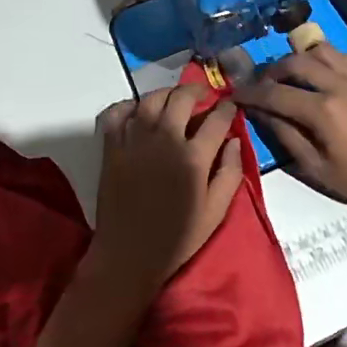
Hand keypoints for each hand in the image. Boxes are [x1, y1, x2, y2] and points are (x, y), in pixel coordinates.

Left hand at [88, 84, 242, 289]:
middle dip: (198, 91)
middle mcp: (164, 139)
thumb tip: (234, 141)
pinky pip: (117, 113)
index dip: (227, 108)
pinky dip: (129, 106)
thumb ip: (230, 171)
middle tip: (205, 97)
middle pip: (183, 98)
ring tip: (176, 99)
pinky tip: (139, 111)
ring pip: (151, 99)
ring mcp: (134, 140)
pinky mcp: (112, 147)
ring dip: (168, 93)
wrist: (129, 255)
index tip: (230, 107)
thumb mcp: (217, 210)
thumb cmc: (178, 236)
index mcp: (194, 156)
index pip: (217, 118)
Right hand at [232, 45, 346, 220]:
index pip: (275, 93)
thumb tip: (259, 112)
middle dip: (270, 71)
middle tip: (258, 86)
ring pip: (317, 51)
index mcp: (323, 112)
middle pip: (294, 63)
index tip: (234, 95)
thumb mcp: (315, 168)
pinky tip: (315, 73)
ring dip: (295, 59)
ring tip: (285, 76)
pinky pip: (340, 55)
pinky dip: (320, 57)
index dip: (250, 93)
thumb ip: (285, 136)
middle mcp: (339, 85)